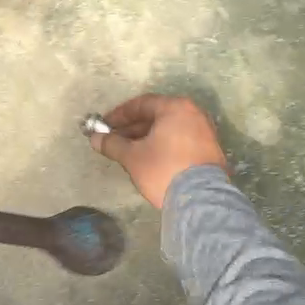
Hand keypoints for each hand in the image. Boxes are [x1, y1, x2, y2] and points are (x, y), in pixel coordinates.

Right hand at [89, 94, 229, 208]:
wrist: (201, 200)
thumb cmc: (163, 169)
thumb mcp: (133, 157)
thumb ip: (113, 144)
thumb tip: (95, 139)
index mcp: (175, 108)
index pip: (141, 104)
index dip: (119, 114)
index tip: (104, 125)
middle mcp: (193, 114)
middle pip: (156, 116)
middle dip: (131, 128)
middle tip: (113, 139)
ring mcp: (204, 133)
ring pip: (167, 130)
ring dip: (145, 138)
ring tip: (127, 152)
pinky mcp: (208, 151)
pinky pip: (179, 141)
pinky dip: (162, 146)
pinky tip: (148, 159)